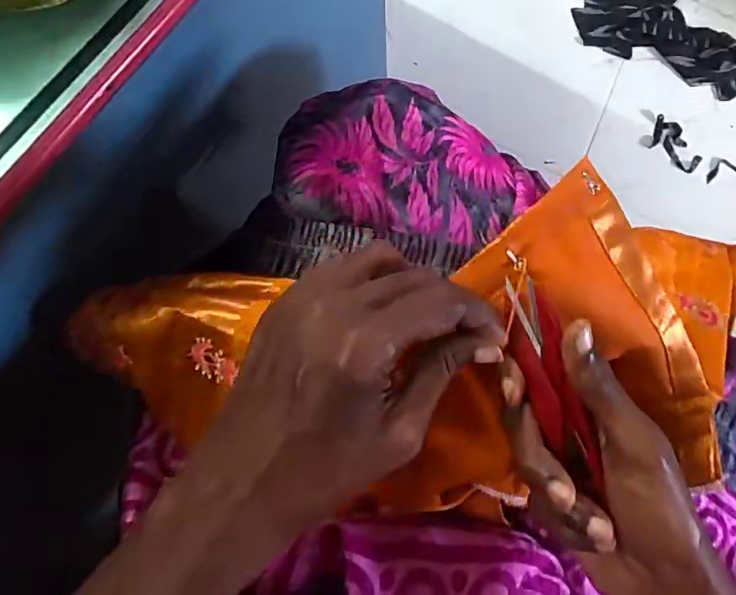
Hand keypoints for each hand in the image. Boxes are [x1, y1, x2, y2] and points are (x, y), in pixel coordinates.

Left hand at [80, 242, 503, 594]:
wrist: (241, 479)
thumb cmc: (324, 471)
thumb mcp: (397, 435)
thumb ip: (440, 372)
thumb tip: (482, 340)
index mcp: (365, 343)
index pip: (439, 301)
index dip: (475, 312)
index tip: (494, 331)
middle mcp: (336, 302)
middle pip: (414, 275)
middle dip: (449, 298)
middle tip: (466, 329)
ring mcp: (306, 291)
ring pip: (379, 256)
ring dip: (412, 278)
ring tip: (424, 314)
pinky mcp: (288, 294)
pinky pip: (344, 266)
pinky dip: (373, 277)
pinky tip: (380, 309)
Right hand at [502, 319, 735, 594]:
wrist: (664, 580)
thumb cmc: (660, 501)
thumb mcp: (633, 441)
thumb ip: (598, 387)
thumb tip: (577, 324)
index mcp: (586, 400)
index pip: (540, 370)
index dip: (518, 371)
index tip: (514, 383)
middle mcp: (564, 424)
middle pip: (521, 419)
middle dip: (540, 457)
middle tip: (564, 486)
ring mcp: (554, 462)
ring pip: (526, 462)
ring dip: (562, 498)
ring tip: (599, 525)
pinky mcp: (548, 500)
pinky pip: (536, 500)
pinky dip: (568, 522)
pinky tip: (598, 534)